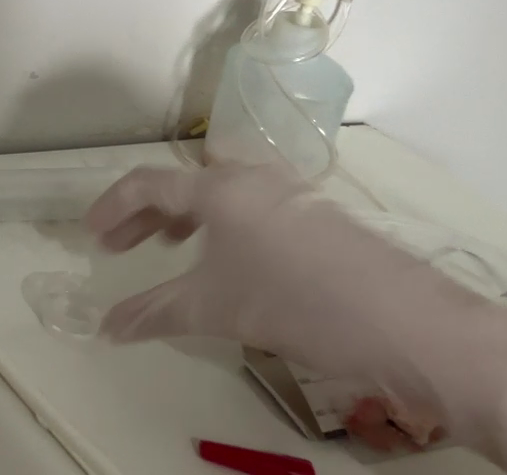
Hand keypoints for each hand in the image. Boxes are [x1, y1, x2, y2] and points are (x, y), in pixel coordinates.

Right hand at [84, 163, 506, 467]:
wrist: (415, 328)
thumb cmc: (298, 304)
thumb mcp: (214, 310)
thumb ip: (152, 312)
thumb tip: (105, 328)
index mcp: (216, 187)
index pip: (145, 184)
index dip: (111, 208)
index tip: (91, 236)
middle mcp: (250, 177)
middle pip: (180, 186)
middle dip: (143, 216)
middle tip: (121, 245)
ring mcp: (290, 195)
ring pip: (219, 196)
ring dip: (185, 220)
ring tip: (172, 250)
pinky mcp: (320, 217)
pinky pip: (252, 208)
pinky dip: (224, 228)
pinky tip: (234, 264)